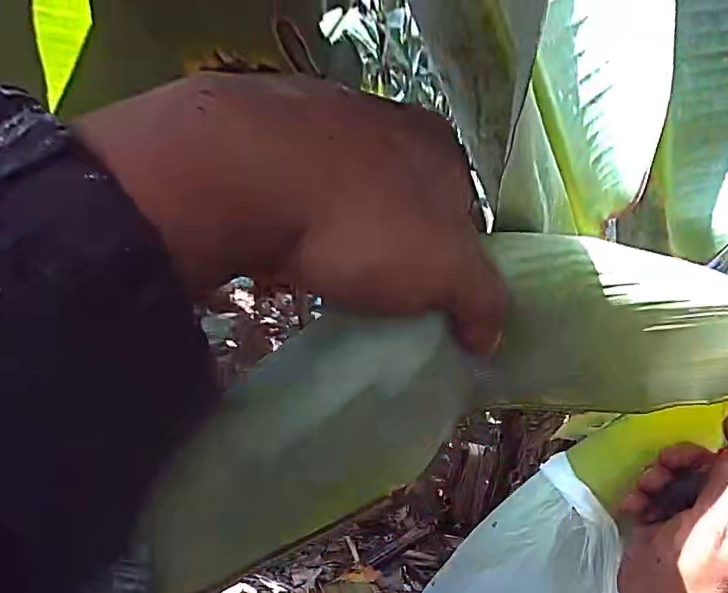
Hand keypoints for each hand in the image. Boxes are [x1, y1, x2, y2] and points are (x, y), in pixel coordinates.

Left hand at [74, 74, 505, 353]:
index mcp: (443, 146)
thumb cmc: (367, 224)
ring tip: (347, 281)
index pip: (473, 216)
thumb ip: (485, 303)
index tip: (445, 300)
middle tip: (399, 297)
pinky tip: (304, 256)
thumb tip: (488, 337)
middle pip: (418, 207)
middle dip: (412, 253)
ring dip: (361, 242)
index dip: (466, 264)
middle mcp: (388, 121)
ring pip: (362, 200)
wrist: (238, 177)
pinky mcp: (266, 138)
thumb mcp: (451, 274)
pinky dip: (313, 228)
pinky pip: (310, 196)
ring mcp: (323, 122)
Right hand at [618, 415, 727, 592]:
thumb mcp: (712, 524)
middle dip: (687, 458)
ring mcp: (691, 520)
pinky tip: (633, 507)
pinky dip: (644, 497)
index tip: (723, 426)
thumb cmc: (690, 574)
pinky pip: (658, 499)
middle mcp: (721, 512)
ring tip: (644, 491)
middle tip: (666, 464)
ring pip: (680, 479)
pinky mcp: (664, 528)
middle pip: (711, 467)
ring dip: (659, 476)